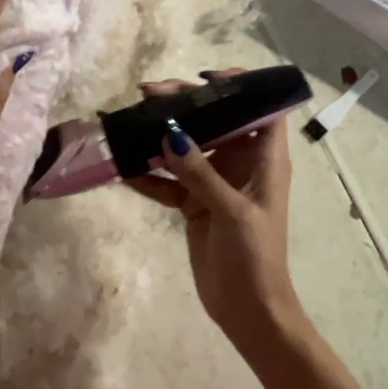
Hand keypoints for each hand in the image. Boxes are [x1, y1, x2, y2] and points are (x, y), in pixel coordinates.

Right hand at [125, 72, 303, 351]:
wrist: (249, 312)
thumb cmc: (255, 258)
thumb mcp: (232, 212)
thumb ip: (200, 173)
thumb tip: (169, 133)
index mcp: (264, 160)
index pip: (262, 108)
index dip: (242, 86)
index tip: (206, 76)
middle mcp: (239, 164)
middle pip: (213, 120)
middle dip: (183, 104)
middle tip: (148, 94)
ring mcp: (214, 183)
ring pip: (184, 146)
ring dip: (158, 135)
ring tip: (129, 121)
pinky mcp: (193, 203)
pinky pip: (167, 179)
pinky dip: (147, 174)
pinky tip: (123, 167)